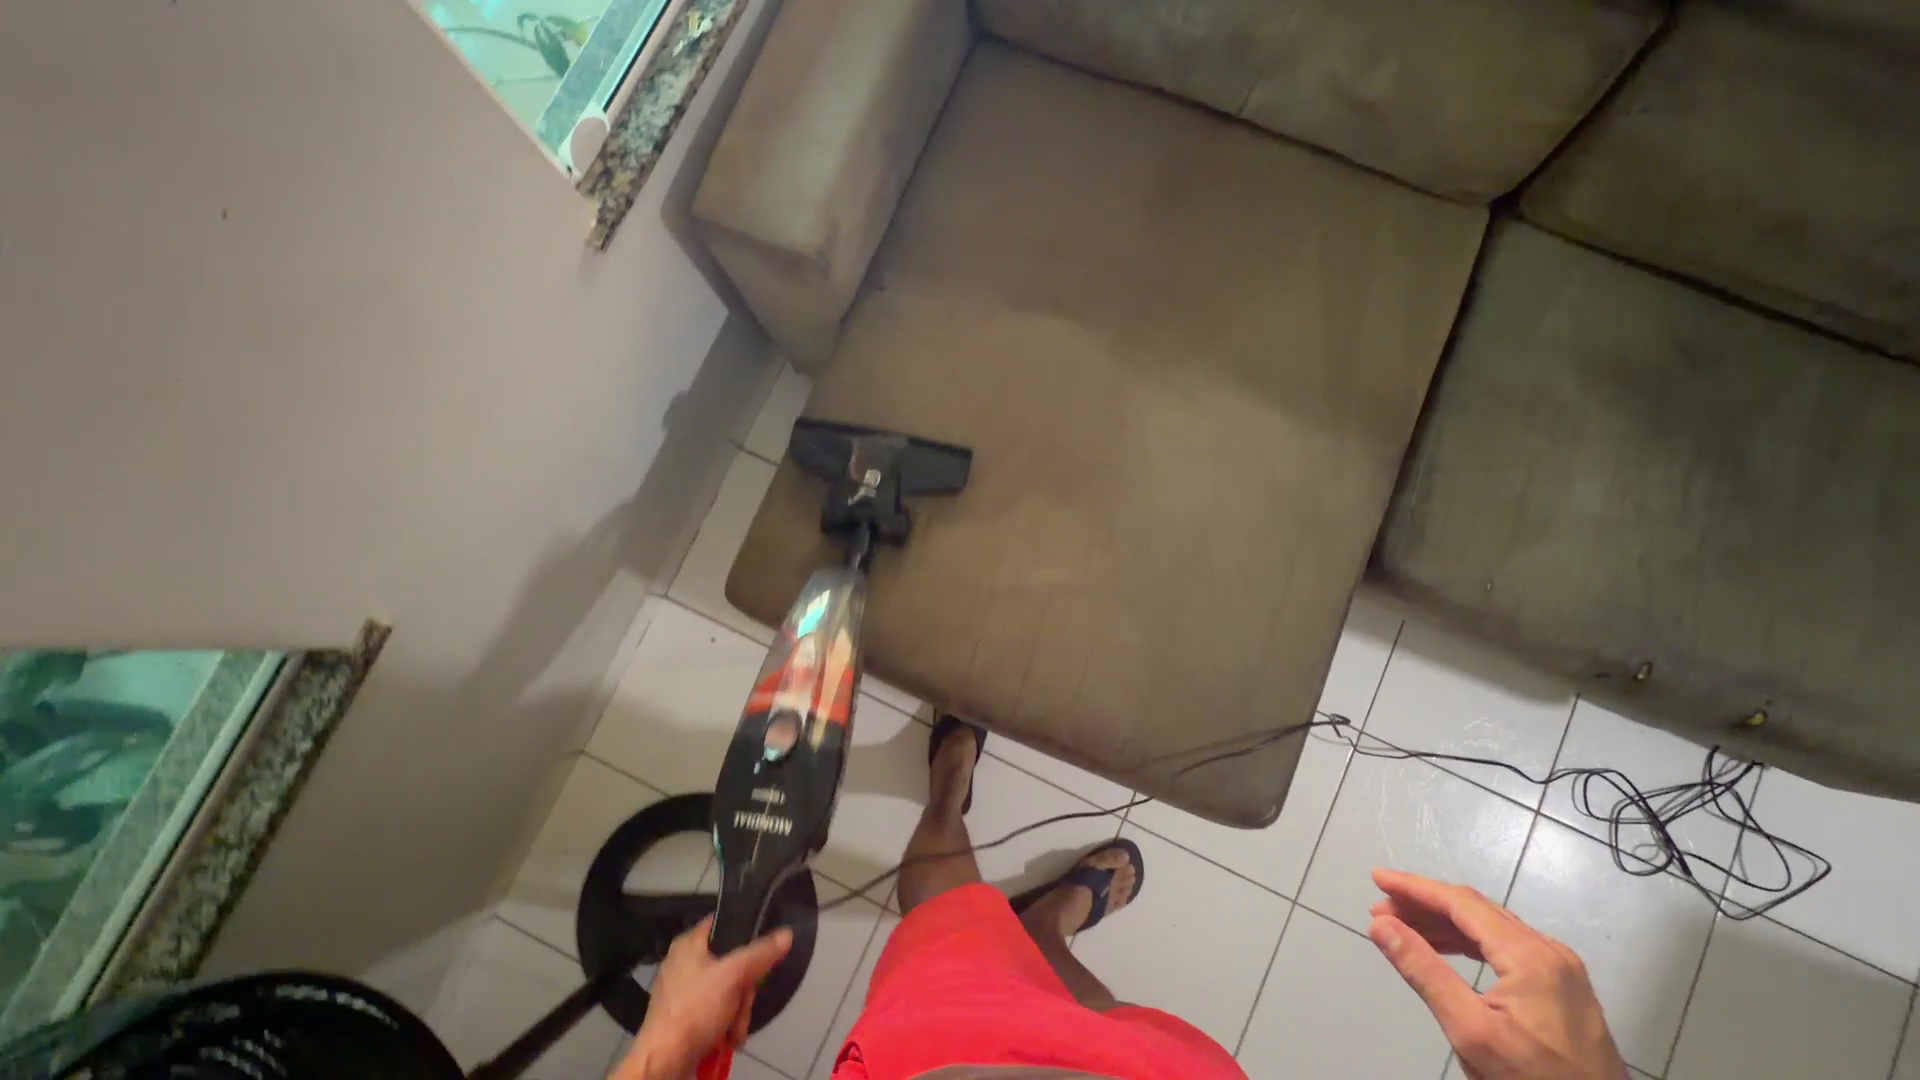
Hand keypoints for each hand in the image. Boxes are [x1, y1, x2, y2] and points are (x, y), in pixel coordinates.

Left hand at [611, 916, 792, 1079]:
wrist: (663, 1063)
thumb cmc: (695, 1010)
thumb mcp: (734, 976)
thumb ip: (761, 953)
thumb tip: (786, 933)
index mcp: (689, 943)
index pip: (725, 923)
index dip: (746, 935)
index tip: (759, 955)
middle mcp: (684, 962)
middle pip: (731, 963)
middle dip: (744, 990)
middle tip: (744, 1005)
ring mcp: (683, 991)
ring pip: (726, 990)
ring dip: (738, 1012)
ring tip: (734, 1031)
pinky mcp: (684, 1016)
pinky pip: (714, 1010)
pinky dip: (725, 1024)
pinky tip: (727, 1039)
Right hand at [1367, 869, 1626, 1079]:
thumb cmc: (1530, 1079)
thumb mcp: (1470, 1031)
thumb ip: (1424, 972)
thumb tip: (1381, 925)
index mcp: (1531, 956)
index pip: (1461, 903)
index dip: (1415, 887)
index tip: (1377, 878)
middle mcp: (1550, 951)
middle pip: (1476, 909)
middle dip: (1425, 904)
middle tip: (1381, 910)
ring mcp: (1561, 969)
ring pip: (1490, 927)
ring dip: (1444, 923)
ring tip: (1403, 928)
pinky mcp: (1563, 987)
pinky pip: (1506, 947)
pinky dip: (1468, 941)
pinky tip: (1444, 948)